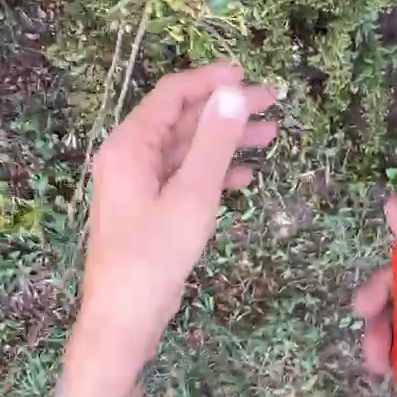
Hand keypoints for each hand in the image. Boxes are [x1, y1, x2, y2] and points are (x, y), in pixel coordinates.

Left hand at [77, 62, 277, 355]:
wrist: (123, 321)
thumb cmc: (154, 256)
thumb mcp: (192, 196)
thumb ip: (214, 141)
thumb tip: (233, 92)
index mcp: (130, 144)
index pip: (172, 94)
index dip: (210, 80)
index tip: (248, 75)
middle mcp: (130, 155)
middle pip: (182, 118)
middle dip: (226, 109)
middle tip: (273, 102)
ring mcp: (138, 182)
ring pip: (187, 148)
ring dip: (226, 140)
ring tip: (272, 136)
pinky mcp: (148, 206)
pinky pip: (183, 176)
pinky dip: (213, 172)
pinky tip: (245, 178)